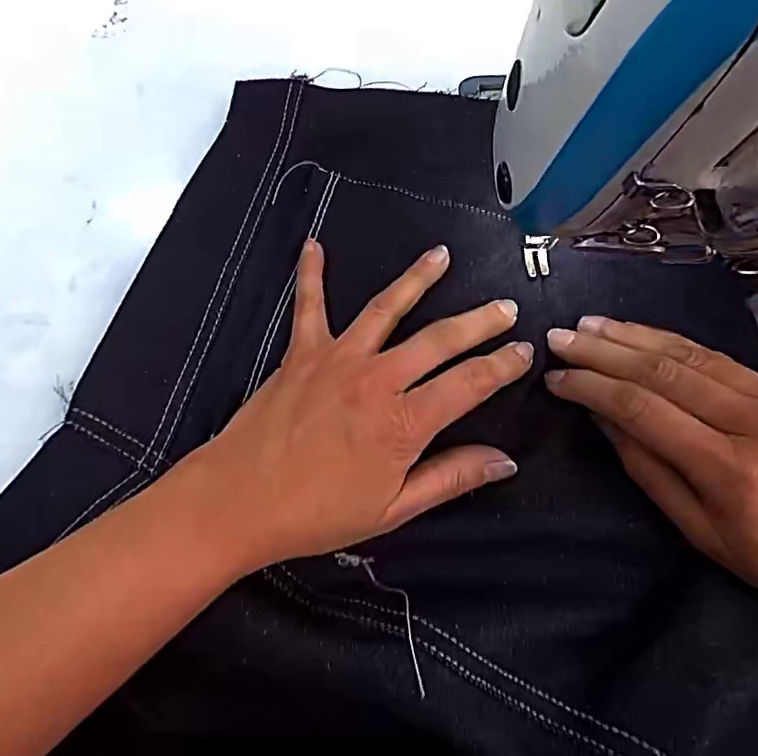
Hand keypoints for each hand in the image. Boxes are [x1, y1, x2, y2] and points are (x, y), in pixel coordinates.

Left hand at [180, 240, 531, 570]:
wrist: (235, 504)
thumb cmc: (314, 513)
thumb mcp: (392, 510)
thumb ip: (451, 479)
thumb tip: (503, 462)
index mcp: (402, 423)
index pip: (470, 383)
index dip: (503, 365)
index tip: (523, 351)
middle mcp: (377, 380)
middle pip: (441, 339)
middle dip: (480, 321)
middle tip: (506, 307)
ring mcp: (339, 359)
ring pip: (387, 308)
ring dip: (418, 278)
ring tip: (441, 256)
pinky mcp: (303, 352)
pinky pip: (310, 305)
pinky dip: (311, 274)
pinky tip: (314, 245)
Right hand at [544, 316, 757, 648]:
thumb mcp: (713, 542)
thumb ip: (655, 477)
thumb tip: (610, 425)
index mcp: (734, 473)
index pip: (645, 410)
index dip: (594, 389)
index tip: (558, 378)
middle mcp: (757, 424)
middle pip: (665, 371)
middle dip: (606, 349)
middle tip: (564, 335)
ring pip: (693, 355)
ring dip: (638, 336)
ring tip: (596, 325)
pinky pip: (725, 361)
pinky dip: (678, 344)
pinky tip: (650, 336)